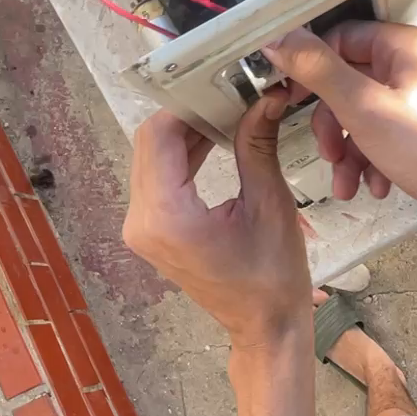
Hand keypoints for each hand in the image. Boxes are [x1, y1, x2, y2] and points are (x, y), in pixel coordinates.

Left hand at [122, 96, 309, 346]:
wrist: (266, 326)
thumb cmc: (274, 277)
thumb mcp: (271, 205)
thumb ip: (257, 146)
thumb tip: (263, 99)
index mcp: (168, 217)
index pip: (159, 136)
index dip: (188, 105)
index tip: (222, 88)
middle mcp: (142, 222)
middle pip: (151, 144)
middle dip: (188, 116)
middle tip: (229, 98)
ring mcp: (142, 229)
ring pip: (152, 159)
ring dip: (186, 136)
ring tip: (226, 118)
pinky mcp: (151, 233)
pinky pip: (158, 180)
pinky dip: (183, 158)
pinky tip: (213, 145)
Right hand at [261, 23, 416, 230]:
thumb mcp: (364, 110)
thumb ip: (320, 71)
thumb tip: (281, 40)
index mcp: (405, 47)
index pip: (341, 38)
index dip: (311, 68)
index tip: (290, 94)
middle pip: (351, 82)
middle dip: (333, 125)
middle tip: (328, 153)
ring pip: (366, 115)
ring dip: (350, 151)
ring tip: (348, 184)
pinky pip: (387, 136)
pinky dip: (374, 161)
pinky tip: (377, 186)